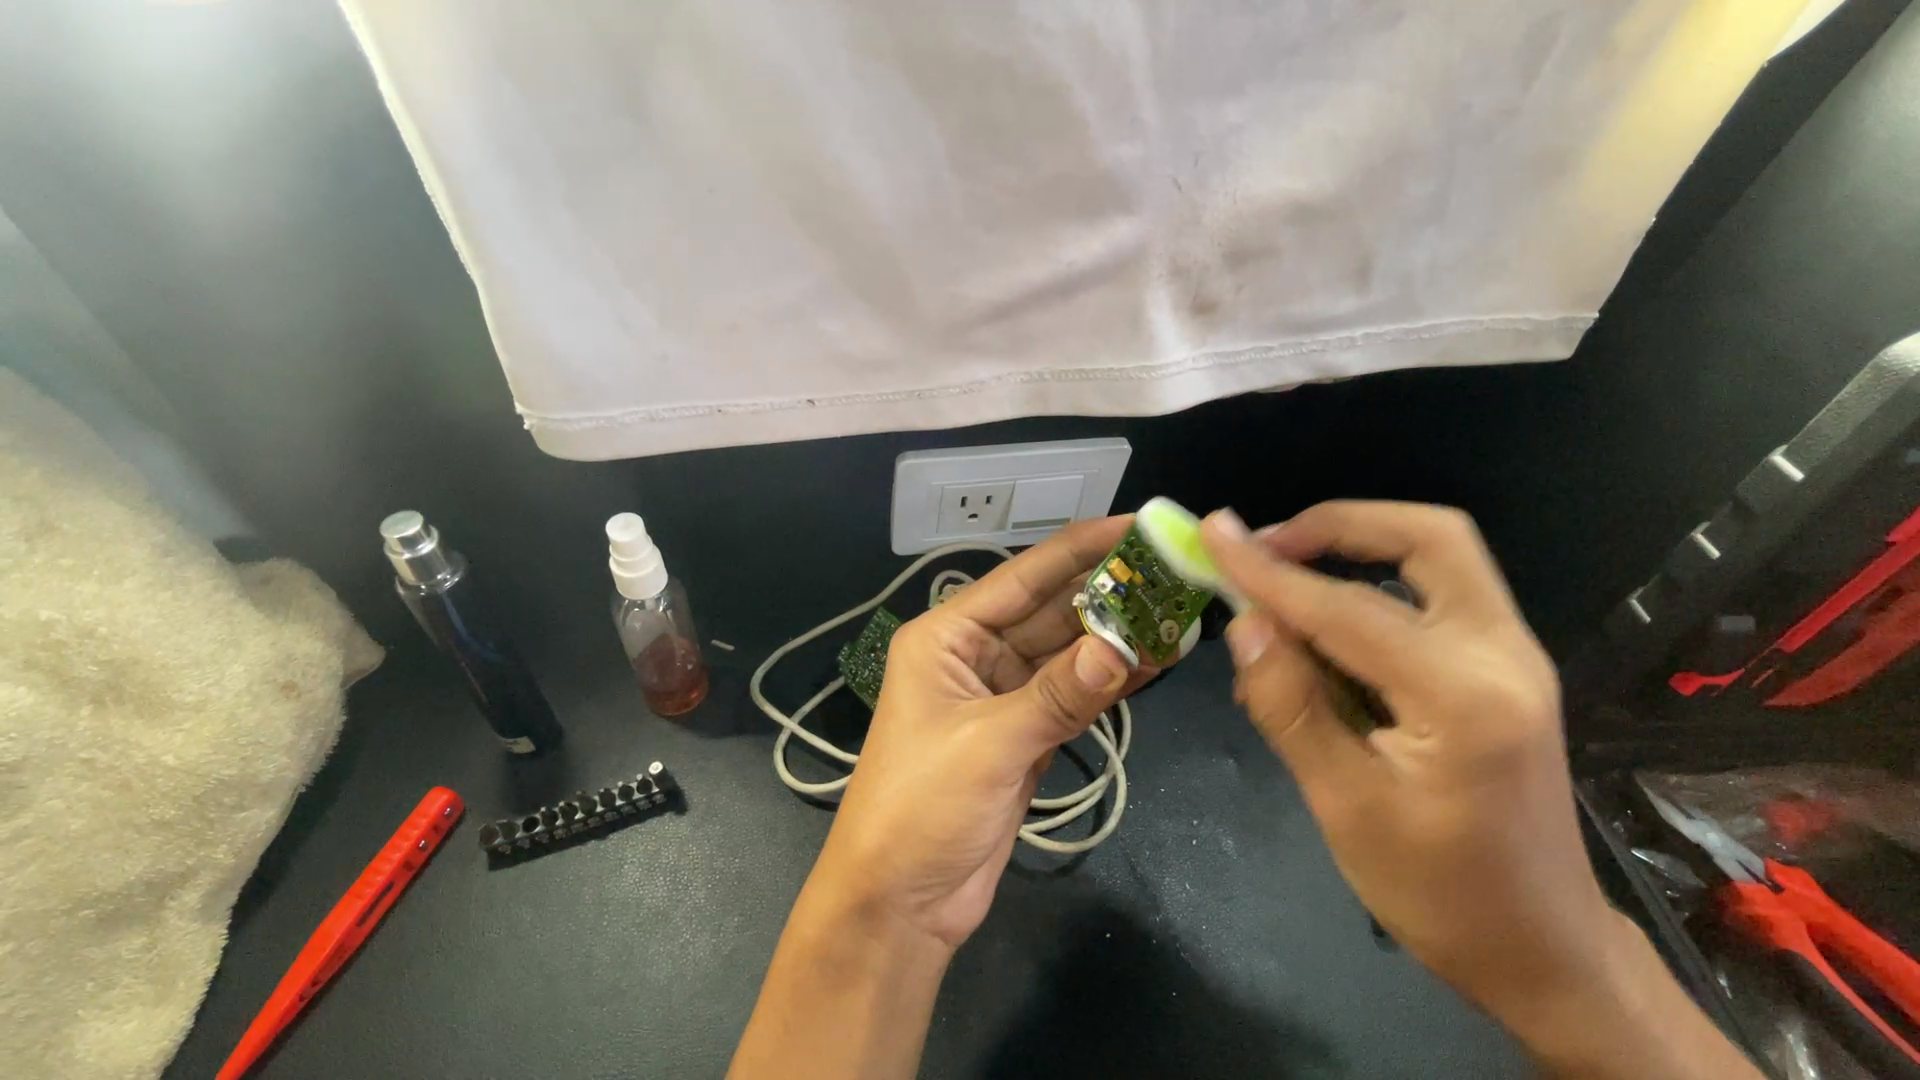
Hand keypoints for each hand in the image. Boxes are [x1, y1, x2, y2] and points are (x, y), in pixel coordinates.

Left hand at [809, 516, 1156, 949]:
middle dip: (1108, 593)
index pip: (1021, 578)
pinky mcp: (1022, 737)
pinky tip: (1153, 662)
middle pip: (1050, 613)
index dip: (1079, 550)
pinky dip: (1108, 683)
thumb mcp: (988, 744)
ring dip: (1115, 638)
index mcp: (946, 638)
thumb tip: (1125, 647)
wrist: (899, 902)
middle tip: (1174, 569)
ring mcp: (1001, 699)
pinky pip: (1072, 697)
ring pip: (1066, 656)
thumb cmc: (921, 807)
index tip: (1136, 525)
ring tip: (1179, 610)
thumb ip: (1059, 695)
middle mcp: (973, 657)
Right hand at [1198, 502, 1621, 1021]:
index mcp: (1464, 696)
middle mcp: (1503, 653)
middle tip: (1266, 545)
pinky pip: (1430, 602)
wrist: (1540, 947)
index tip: (1213, 534)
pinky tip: (1317, 641)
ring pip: (1434, 561)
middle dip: (1340, 526)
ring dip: (1352, 557)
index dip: (1270, 571)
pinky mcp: (1500, 670)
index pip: (1349, 608)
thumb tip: (1244, 624)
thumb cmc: (1437, 892)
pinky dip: (1368, 597)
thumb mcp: (1344, 805)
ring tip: (1277, 590)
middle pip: (1429, 538)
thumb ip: (1290, 705)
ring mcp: (1511, 657)